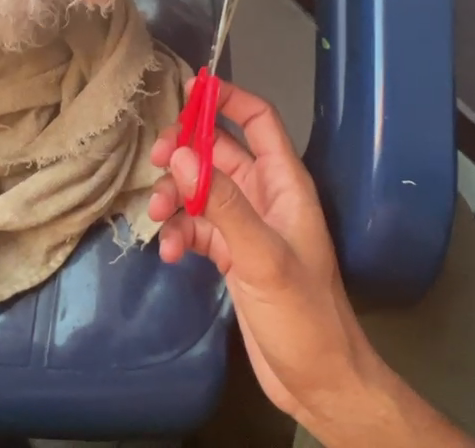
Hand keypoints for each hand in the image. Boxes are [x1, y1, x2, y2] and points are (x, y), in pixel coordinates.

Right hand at [148, 82, 472, 446]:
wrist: (319, 384)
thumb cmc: (304, 315)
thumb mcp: (262, 255)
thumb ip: (221, 202)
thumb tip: (180, 153)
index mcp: (284, 184)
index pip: (258, 120)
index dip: (227, 99)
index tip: (189, 90)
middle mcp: (264, 196)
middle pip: (217, 151)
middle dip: (184, 151)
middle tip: (155, 159)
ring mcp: (246, 225)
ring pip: (200, 189)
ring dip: (175, 198)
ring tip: (159, 219)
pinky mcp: (231, 254)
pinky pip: (196, 227)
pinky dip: (180, 234)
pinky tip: (172, 255)